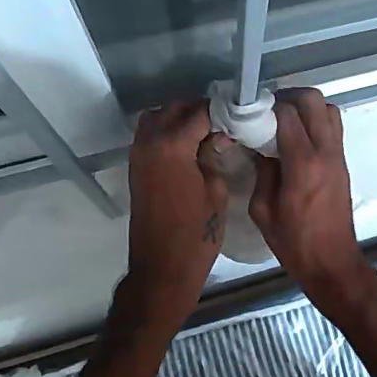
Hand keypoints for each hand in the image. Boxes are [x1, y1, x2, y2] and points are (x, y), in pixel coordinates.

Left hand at [120, 100, 228, 329]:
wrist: (162, 267)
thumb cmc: (196, 234)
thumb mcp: (216, 191)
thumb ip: (213, 155)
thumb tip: (218, 135)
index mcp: (172, 146)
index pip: (199, 112)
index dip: (221, 111)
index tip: (240, 114)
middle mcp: (150, 142)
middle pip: (175, 110)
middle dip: (199, 111)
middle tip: (225, 123)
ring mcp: (138, 155)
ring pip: (158, 119)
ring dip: (180, 119)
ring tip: (207, 133)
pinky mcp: (136, 168)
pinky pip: (150, 136)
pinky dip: (168, 133)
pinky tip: (190, 146)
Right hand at [249, 89, 376, 313]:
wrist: (332, 262)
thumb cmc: (293, 242)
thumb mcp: (262, 209)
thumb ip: (261, 171)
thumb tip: (260, 147)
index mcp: (303, 163)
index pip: (287, 113)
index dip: (266, 107)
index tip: (251, 113)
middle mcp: (325, 152)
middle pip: (313, 100)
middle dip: (289, 97)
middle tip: (269, 111)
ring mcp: (338, 156)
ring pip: (329, 109)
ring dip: (306, 108)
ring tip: (284, 121)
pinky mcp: (343, 164)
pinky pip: (333, 128)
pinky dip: (316, 122)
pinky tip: (296, 138)